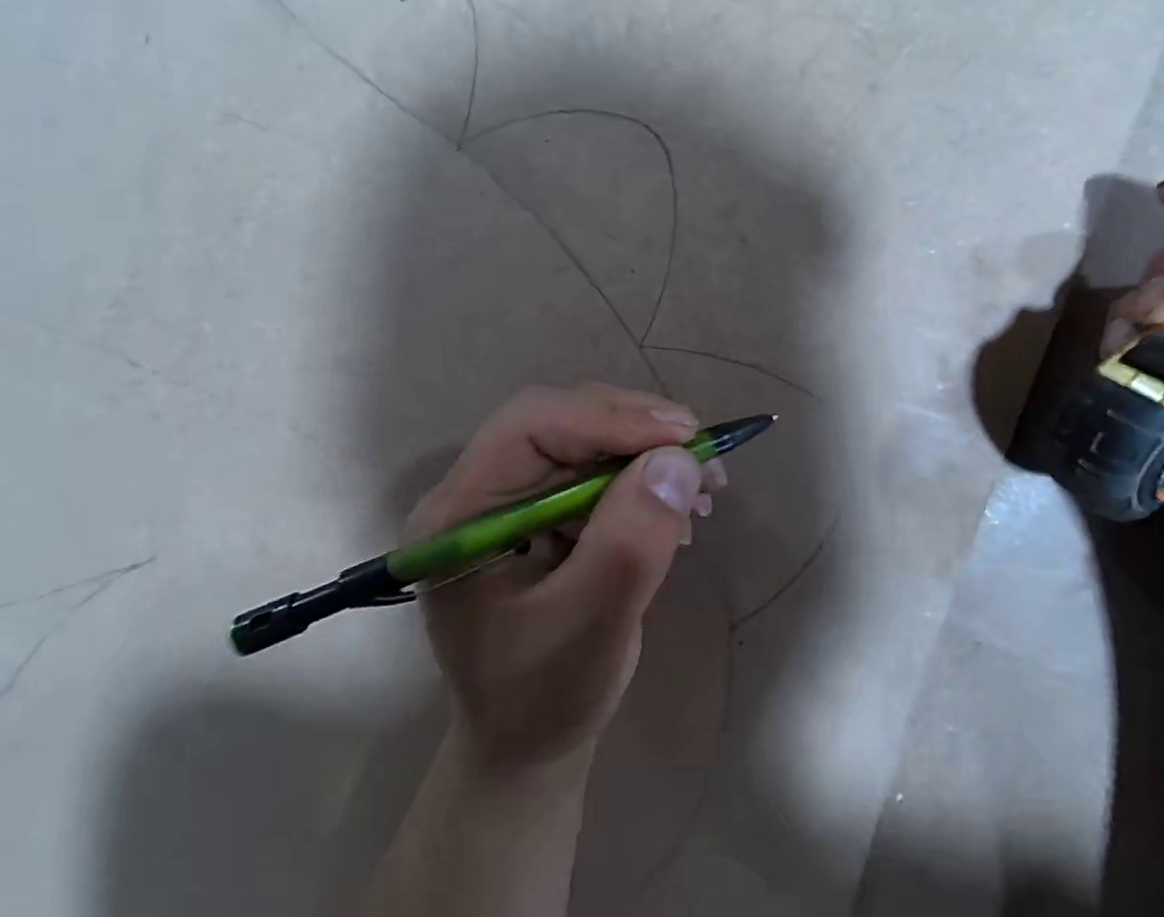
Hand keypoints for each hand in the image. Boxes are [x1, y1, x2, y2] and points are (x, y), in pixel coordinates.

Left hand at [404, 384, 725, 771]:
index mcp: (459, 515)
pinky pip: (594, 471)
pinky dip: (642, 480)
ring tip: (702, 489)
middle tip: (703, 455)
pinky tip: (676, 511)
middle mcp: (477, 493)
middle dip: (635, 430)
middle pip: (557, 421)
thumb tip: (678, 460)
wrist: (525, 744)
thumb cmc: (544, 698)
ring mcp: (509, 501)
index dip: (608, 419)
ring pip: (582, 441)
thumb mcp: (591, 629)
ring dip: (647, 454)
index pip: (528, 427)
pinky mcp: (539, 514)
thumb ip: (628, 545)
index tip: (685, 439)